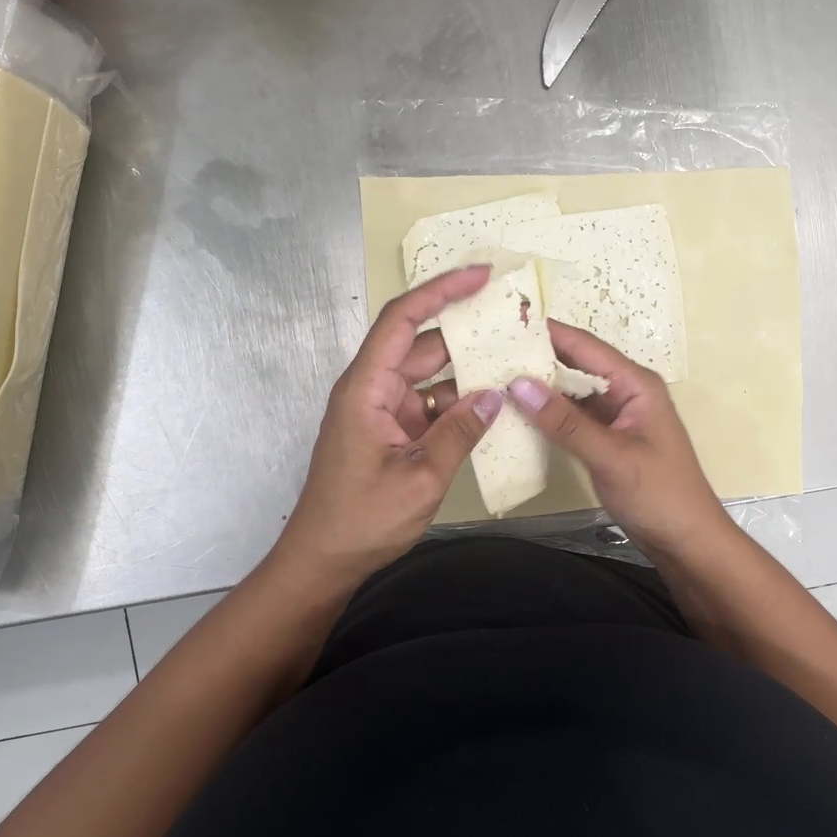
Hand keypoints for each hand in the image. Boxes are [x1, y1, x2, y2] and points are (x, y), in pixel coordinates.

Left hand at [274, 266, 502, 586]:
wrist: (324, 561)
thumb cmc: (362, 521)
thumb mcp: (422, 477)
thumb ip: (461, 432)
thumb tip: (495, 395)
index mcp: (366, 389)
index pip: (402, 320)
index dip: (440, 291)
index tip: (480, 276)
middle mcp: (372, 390)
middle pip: (421, 345)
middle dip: (465, 332)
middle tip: (512, 322)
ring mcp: (381, 411)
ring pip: (428, 377)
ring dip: (466, 373)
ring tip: (513, 364)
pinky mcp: (389, 432)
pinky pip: (427, 405)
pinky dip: (457, 404)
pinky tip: (491, 407)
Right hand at [507, 321, 733, 556]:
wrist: (686, 541)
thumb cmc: (660, 495)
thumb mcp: (611, 456)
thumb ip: (565, 422)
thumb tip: (518, 384)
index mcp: (635, 384)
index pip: (584, 346)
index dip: (545, 333)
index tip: (503, 325)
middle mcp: (625, 392)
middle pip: (575, 364)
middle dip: (535, 359)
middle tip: (486, 354)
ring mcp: (615, 416)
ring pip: (571, 392)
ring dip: (538, 388)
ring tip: (492, 378)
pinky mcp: (606, 440)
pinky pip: (572, 417)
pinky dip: (547, 415)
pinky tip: (517, 414)